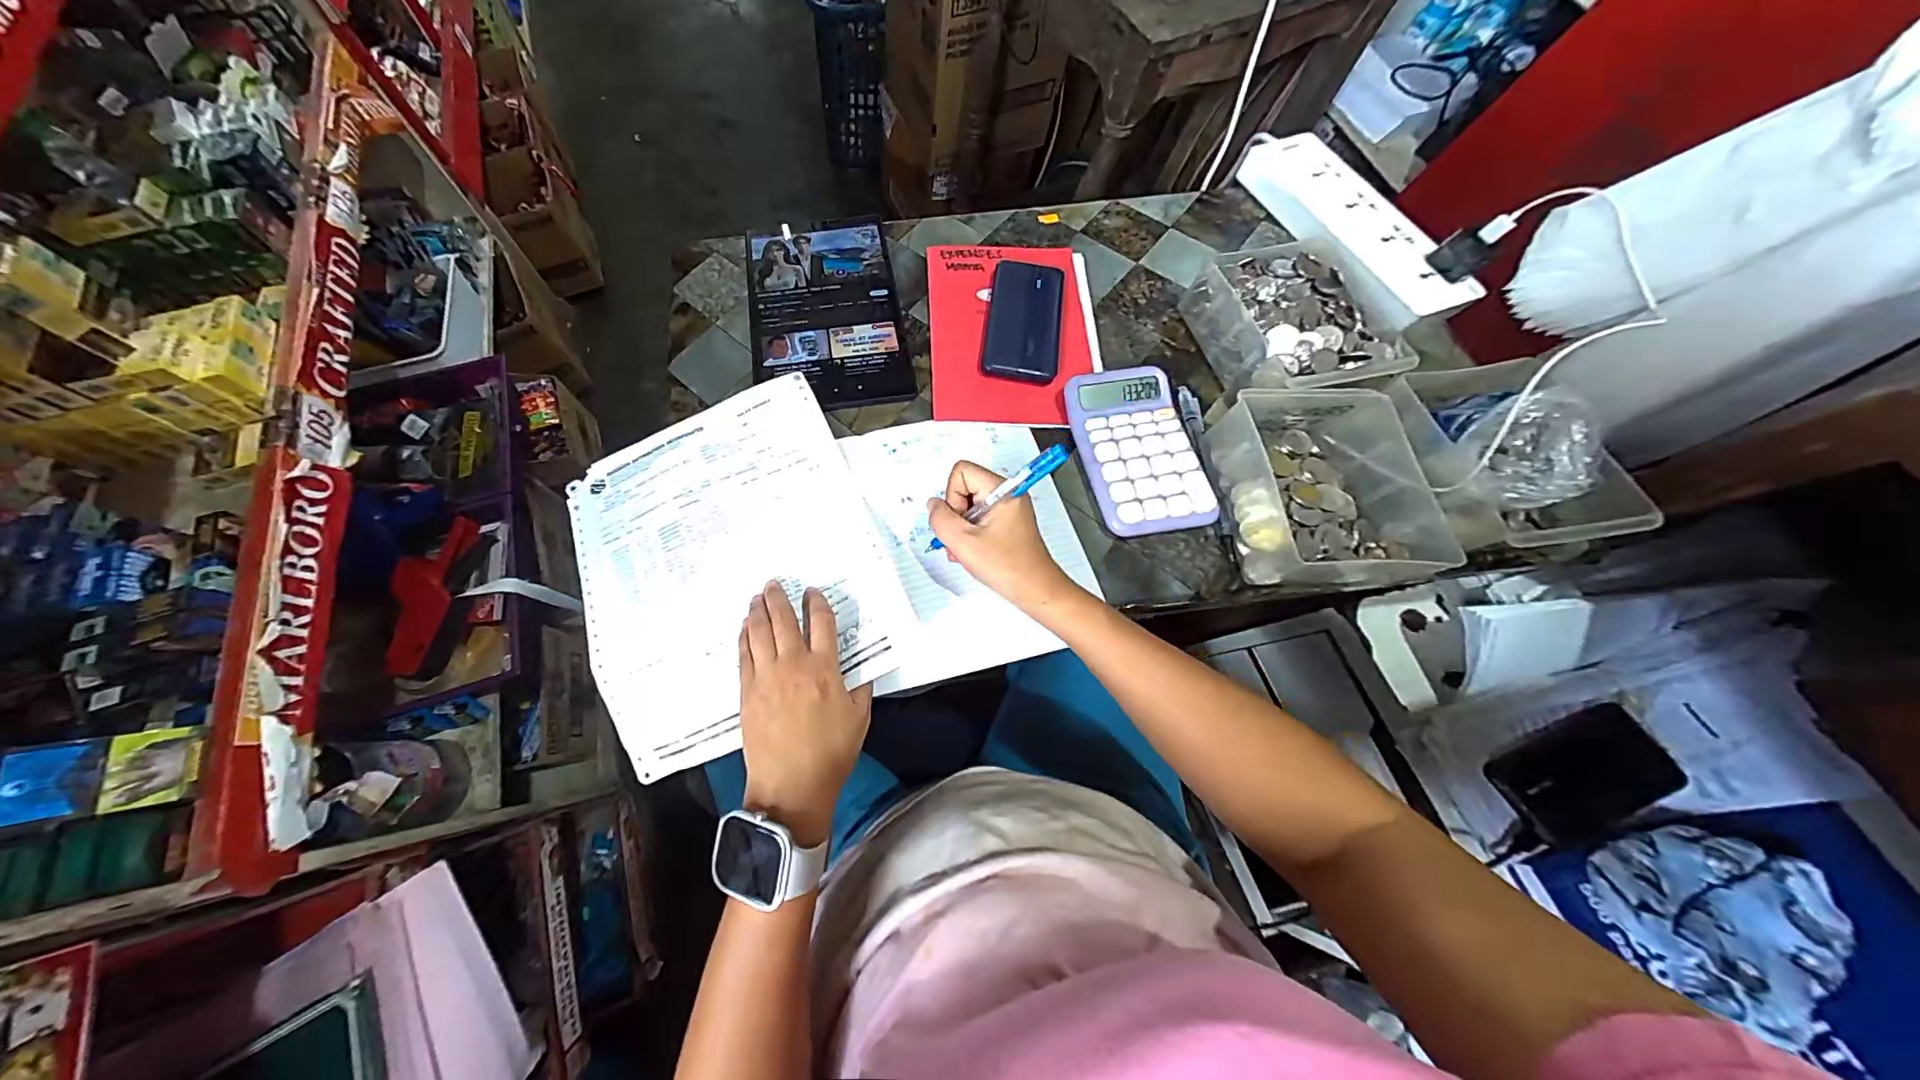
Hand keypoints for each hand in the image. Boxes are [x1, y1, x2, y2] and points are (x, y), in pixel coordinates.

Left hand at [738, 581, 872, 848]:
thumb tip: (859, 669)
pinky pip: (743, 655)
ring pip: (759, 632)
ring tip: (757, 598)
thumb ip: (860, 687)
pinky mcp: (747, 691)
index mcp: (825, 669)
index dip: (817, 602)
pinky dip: (744, 636)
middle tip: (774, 583)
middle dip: (779, 597)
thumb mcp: (859, 718)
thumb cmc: (831, 754)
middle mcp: (793, 665)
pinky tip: (745, 628)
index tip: (812, 591)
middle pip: (784, 620)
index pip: (821, 623)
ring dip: (758, 611)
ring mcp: (766, 677)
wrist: (791, 786)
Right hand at [926, 460, 1077, 609]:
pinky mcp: (1005, 523)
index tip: (962, 522)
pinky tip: (972, 553)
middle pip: (964, 488)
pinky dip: (969, 535)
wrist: (1036, 591)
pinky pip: (977, 520)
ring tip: (967, 550)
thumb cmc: (1012, 568)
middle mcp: (1007, 495)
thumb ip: (941, 519)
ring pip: (968, 506)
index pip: (962, 472)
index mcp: (1003, 491)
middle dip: (955, 516)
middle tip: (962, 539)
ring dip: (960, 529)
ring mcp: (1007, 509)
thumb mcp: (964, 543)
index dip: (953, 497)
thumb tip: (933, 505)